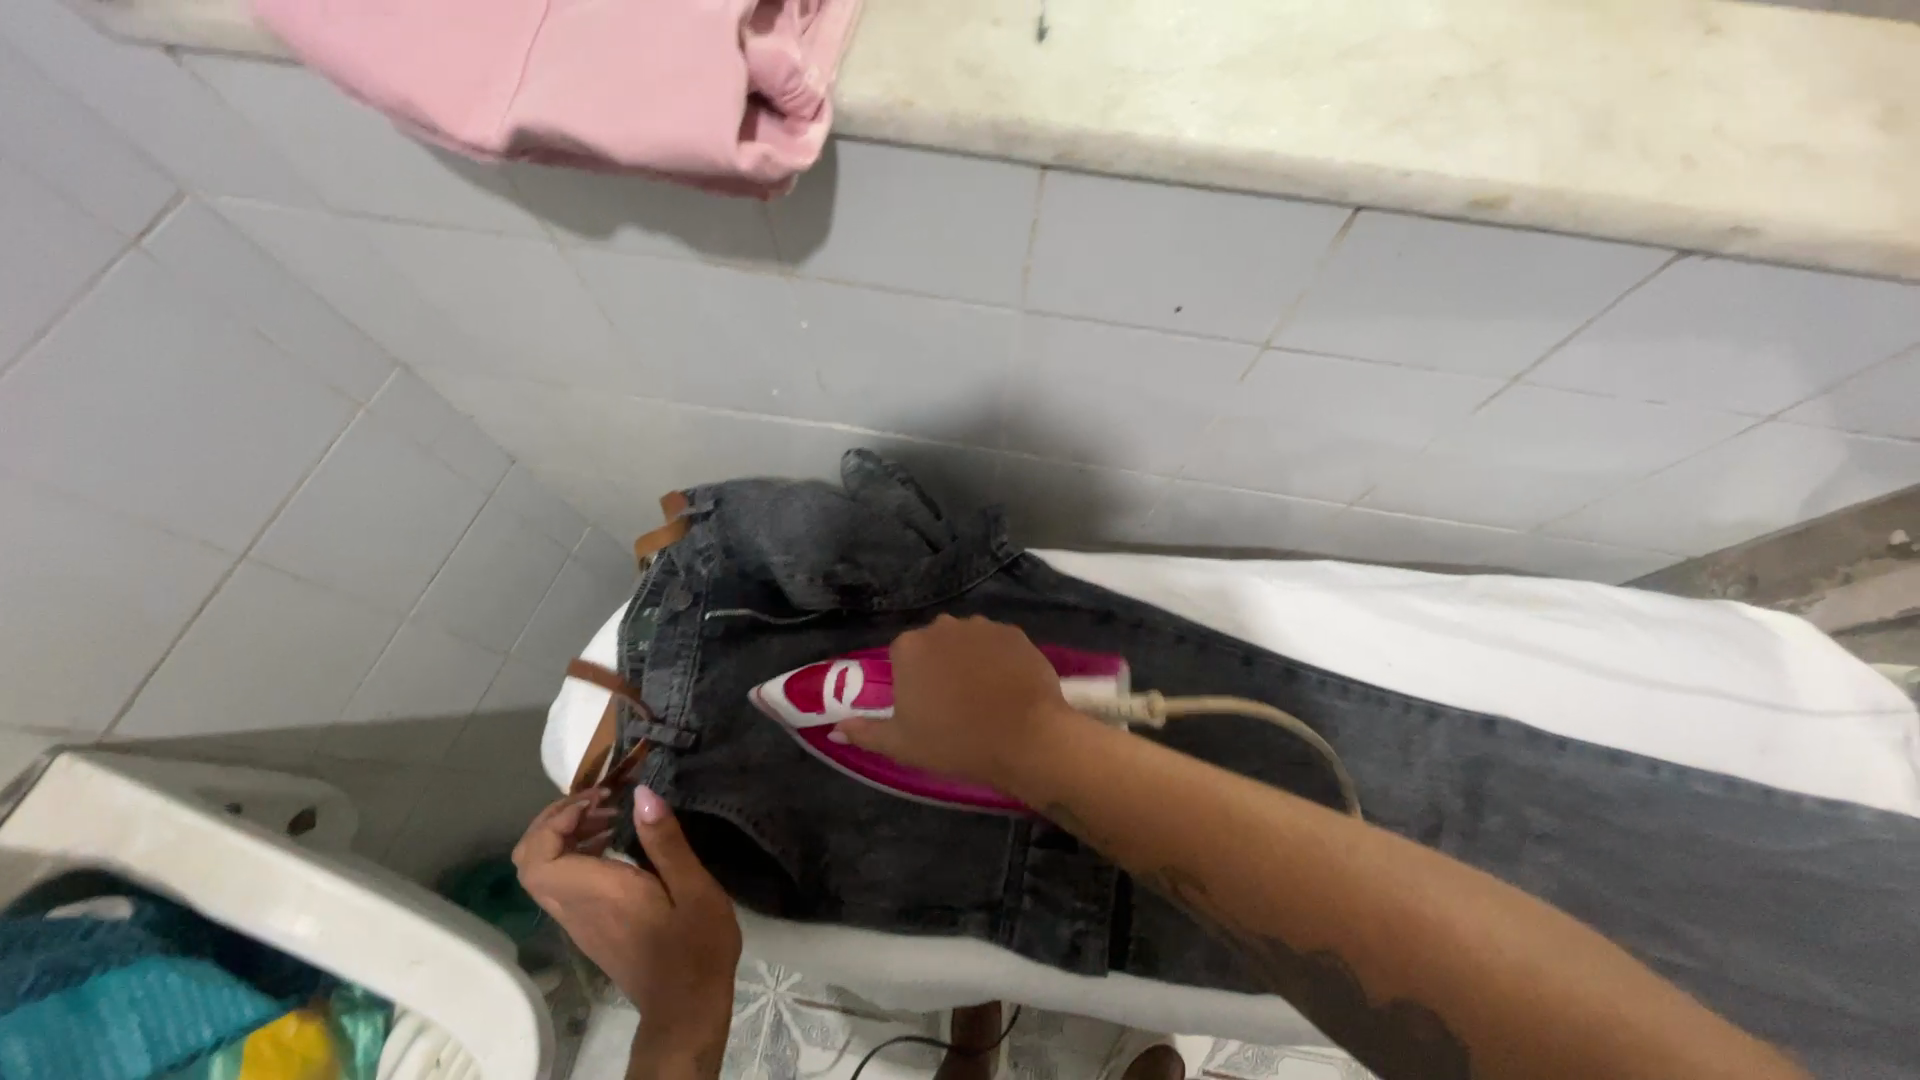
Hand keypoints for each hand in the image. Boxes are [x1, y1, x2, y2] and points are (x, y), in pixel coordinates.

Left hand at [513, 787, 741, 1074]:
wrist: (686, 1006)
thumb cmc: (696, 945)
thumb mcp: (693, 887)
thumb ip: (664, 840)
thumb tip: (641, 793)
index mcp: (597, 895)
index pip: (537, 857)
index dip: (555, 819)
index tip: (599, 798)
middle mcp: (576, 908)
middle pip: (530, 861)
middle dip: (555, 821)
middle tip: (600, 800)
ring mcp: (578, 922)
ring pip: (543, 873)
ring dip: (567, 836)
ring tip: (614, 816)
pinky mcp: (588, 928)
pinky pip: (562, 884)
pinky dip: (577, 855)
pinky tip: (617, 845)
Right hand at [835, 614, 1078, 788]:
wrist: (1025, 738)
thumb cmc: (955, 743)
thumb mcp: (901, 745)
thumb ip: (865, 732)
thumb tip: (835, 729)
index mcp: (908, 648)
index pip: (902, 657)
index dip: (912, 683)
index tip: (925, 708)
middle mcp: (942, 626)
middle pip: (935, 644)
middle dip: (940, 666)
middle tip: (954, 705)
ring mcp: (982, 626)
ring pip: (968, 642)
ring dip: (970, 661)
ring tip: (985, 697)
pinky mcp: (1015, 633)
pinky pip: (998, 645)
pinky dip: (999, 661)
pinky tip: (1009, 688)